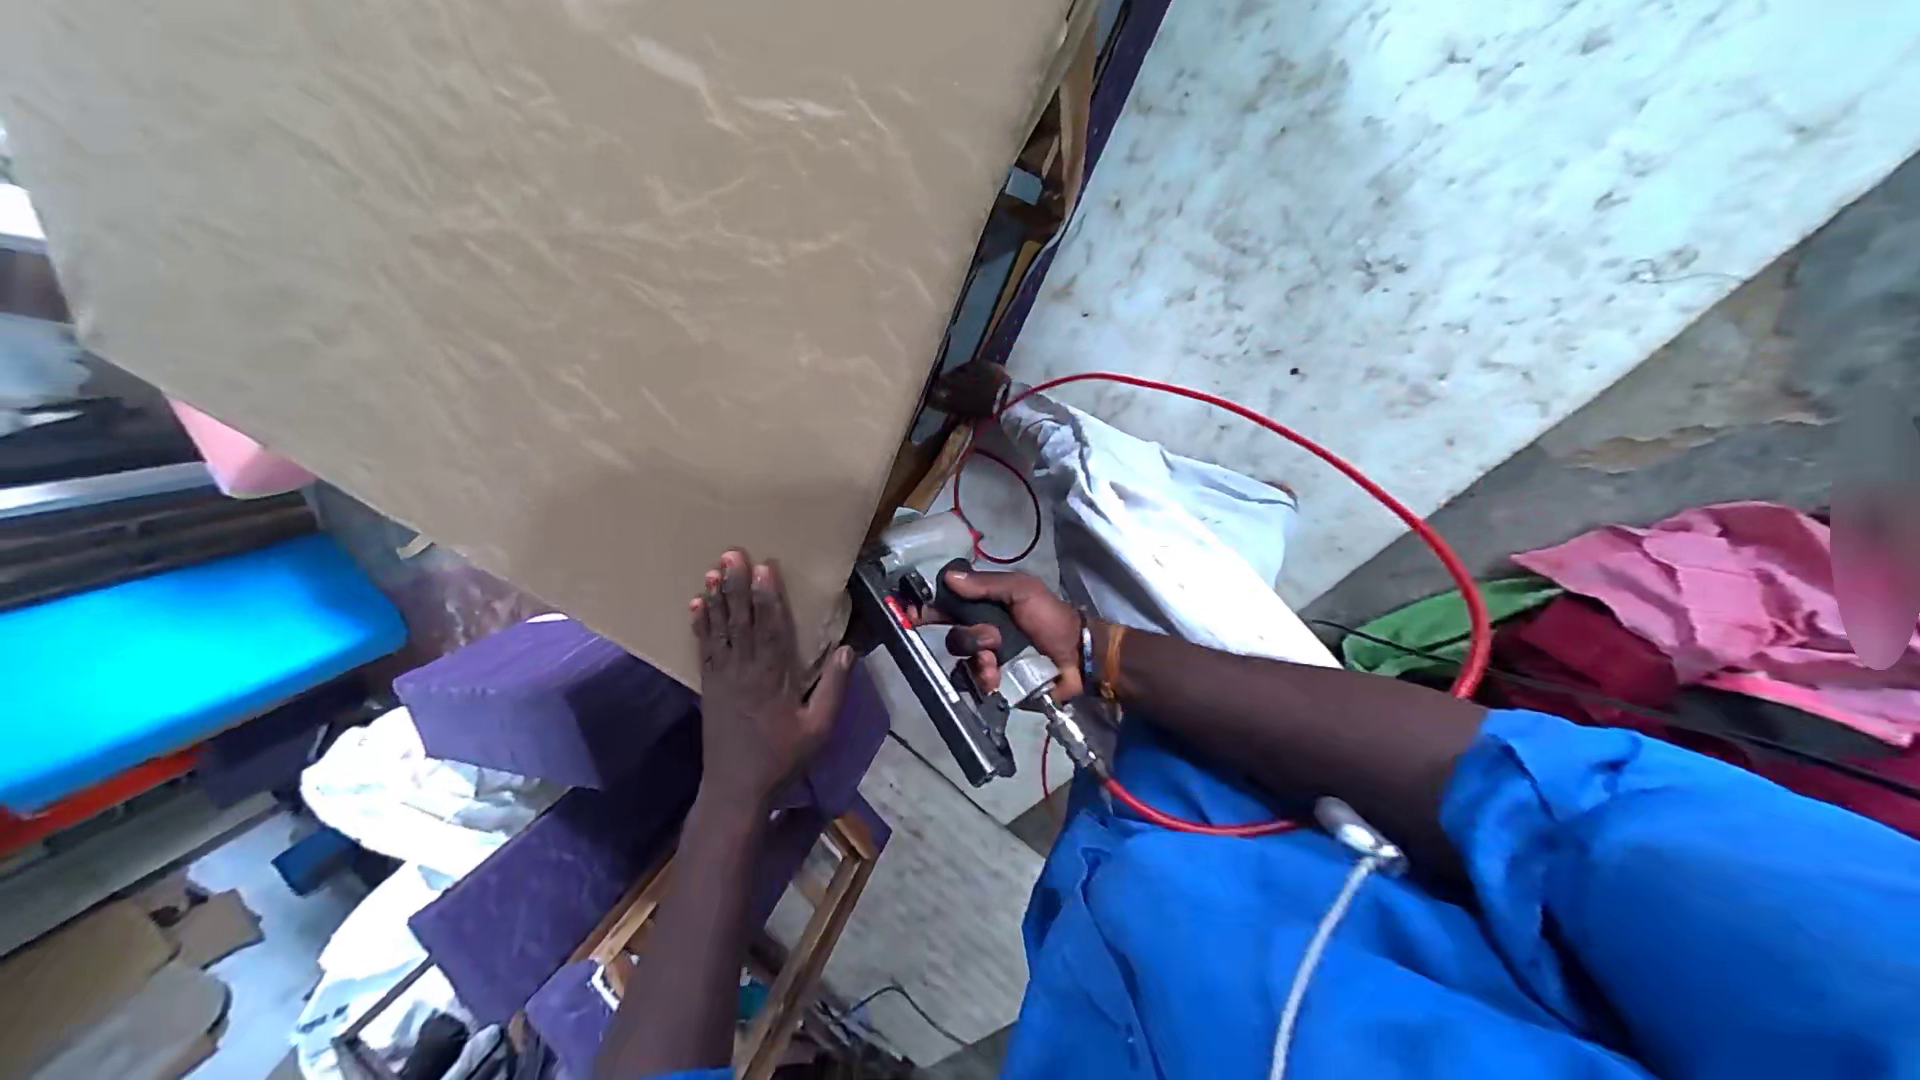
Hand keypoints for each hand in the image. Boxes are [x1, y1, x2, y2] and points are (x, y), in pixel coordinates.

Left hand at [690, 549, 854, 806]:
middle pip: (741, 621)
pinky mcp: (708, 686)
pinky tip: (696, 606)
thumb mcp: (820, 728)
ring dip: (717, 599)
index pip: (771, 628)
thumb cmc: (783, 758)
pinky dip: (700, 626)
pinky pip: (704, 649)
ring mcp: (722, 677)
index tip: (764, 567)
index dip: (767, 596)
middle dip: (737, 586)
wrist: (736, 788)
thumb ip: (834, 688)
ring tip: (713, 571)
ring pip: (720, 630)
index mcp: (774, 678)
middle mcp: (745, 670)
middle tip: (731, 554)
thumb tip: (848, 649)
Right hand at [933, 568, 1083, 698]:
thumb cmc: (1051, 618)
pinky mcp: (993, 682)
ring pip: (961, 660)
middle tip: (992, 638)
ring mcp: (986, 658)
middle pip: (952, 634)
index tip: (911, 612)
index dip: (928, 608)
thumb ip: (987, 584)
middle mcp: (981, 631)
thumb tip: (948, 579)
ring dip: (978, 660)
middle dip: (969, 636)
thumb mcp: (1023, 590)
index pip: (949, 605)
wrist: (1077, 658)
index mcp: (986, 606)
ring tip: (997, 663)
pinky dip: (983, 679)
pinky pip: (972, 682)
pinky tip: (997, 678)